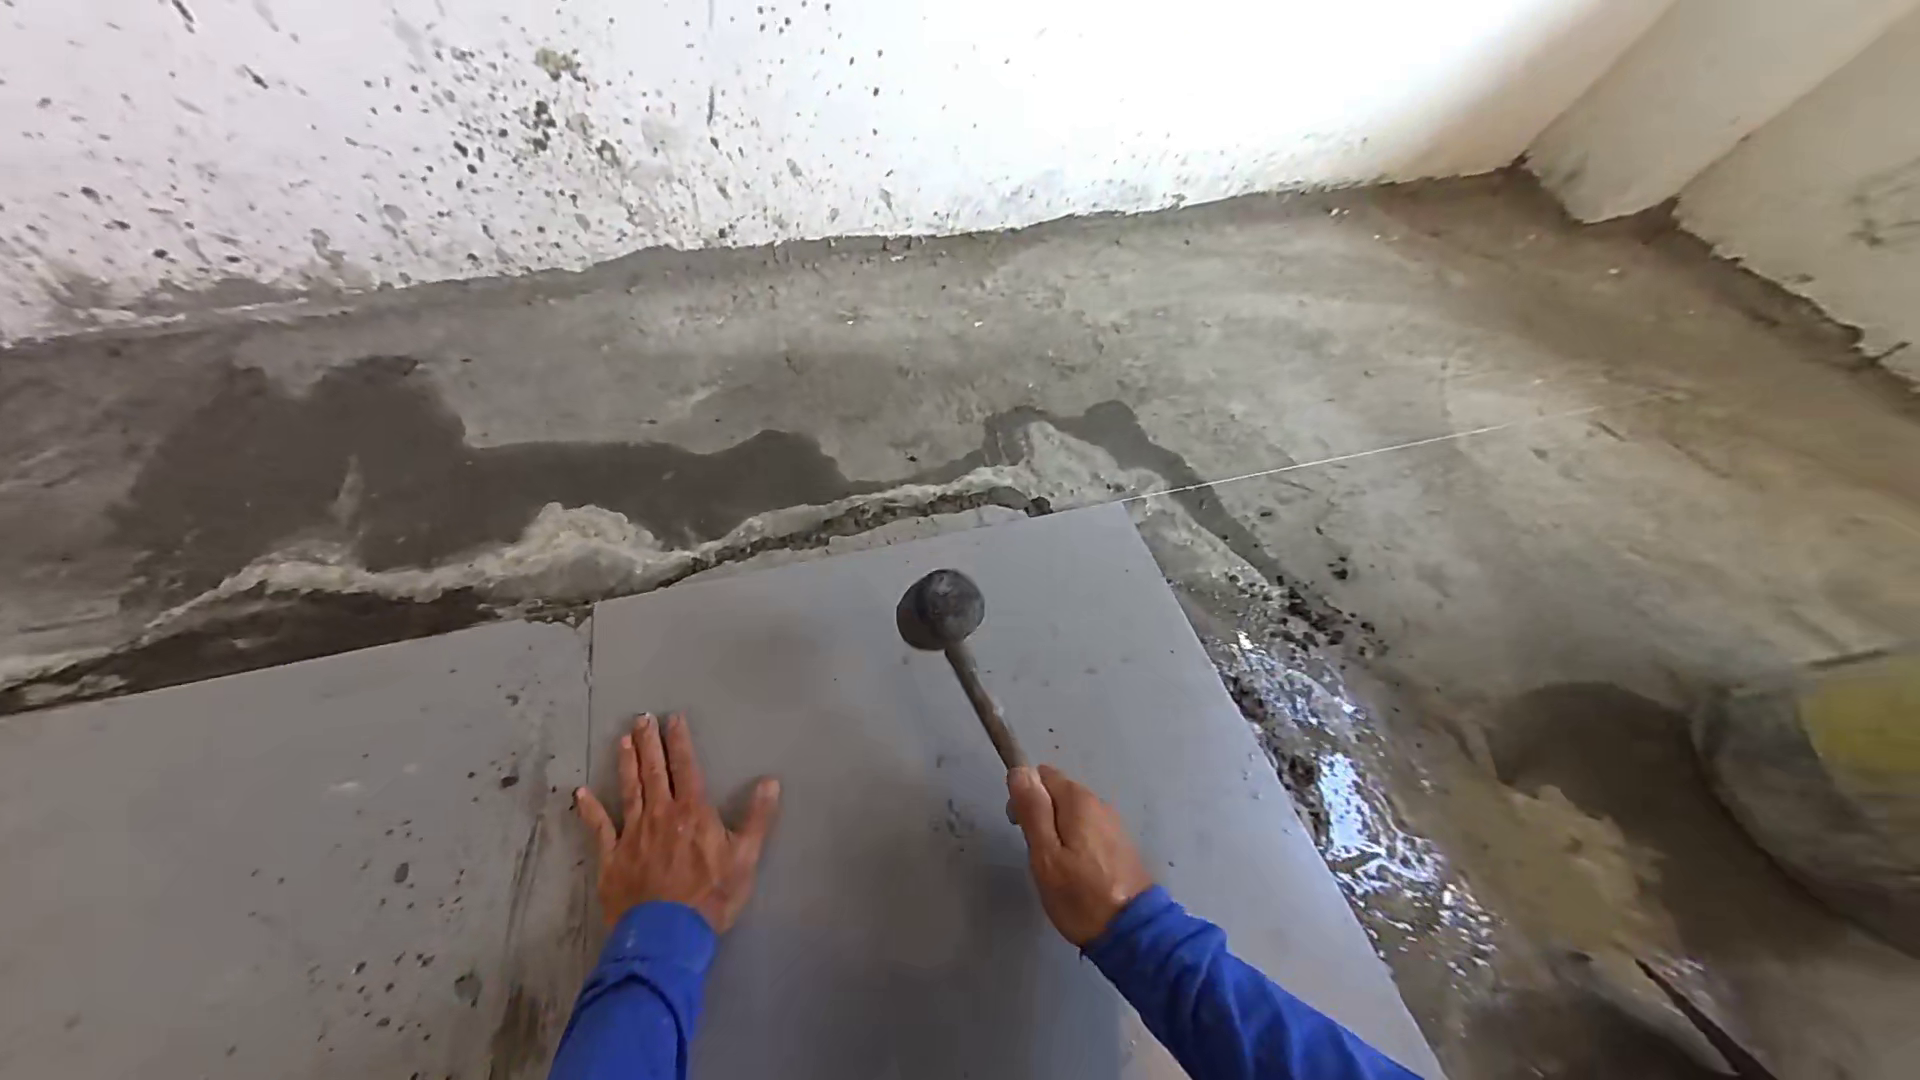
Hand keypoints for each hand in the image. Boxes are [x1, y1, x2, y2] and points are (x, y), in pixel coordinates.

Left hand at [573, 713, 781, 932]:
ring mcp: (632, 835)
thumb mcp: (746, 856)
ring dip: (626, 763)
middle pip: (654, 771)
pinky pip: (599, 828)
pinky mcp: (612, 859)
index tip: (674, 719)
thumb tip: (771, 781)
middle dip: (650, 742)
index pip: (686, 766)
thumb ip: (758, 817)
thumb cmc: (711, 895)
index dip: (680, 741)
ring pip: (629, 790)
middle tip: (643, 717)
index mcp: (693, 810)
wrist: (667, 938)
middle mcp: (661, 813)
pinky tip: (581, 794)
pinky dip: (590, 809)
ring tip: (623, 739)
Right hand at [1007, 764, 1153, 945]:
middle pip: (1057, 793)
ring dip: (1059, 832)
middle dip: (1042, 816)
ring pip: (1072, 814)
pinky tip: (1077, 873)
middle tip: (1039, 855)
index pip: (1041, 775)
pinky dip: (1076, 843)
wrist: (1134, 934)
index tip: (1021, 829)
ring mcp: (1113, 823)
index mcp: (1078, 799)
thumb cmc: (1081, 895)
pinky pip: (1088, 830)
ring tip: (1057, 869)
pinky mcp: (1121, 844)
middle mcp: (1098, 802)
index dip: (1025, 797)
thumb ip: (1032, 810)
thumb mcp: (1045, 854)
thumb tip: (1020, 771)